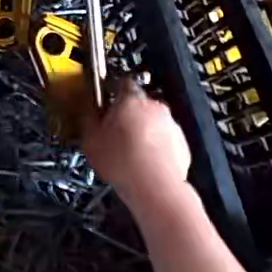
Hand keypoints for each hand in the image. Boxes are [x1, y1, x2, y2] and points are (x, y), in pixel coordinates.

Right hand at [83, 79, 191, 214]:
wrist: (155, 188)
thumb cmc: (123, 162)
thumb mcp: (91, 139)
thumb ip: (90, 119)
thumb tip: (89, 112)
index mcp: (131, 99)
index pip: (121, 83)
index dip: (111, 93)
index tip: (105, 104)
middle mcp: (154, 107)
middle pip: (138, 104)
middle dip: (126, 115)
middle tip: (113, 134)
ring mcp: (171, 125)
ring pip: (152, 122)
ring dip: (142, 132)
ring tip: (128, 154)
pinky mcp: (182, 144)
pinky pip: (165, 140)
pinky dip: (156, 147)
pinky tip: (143, 164)